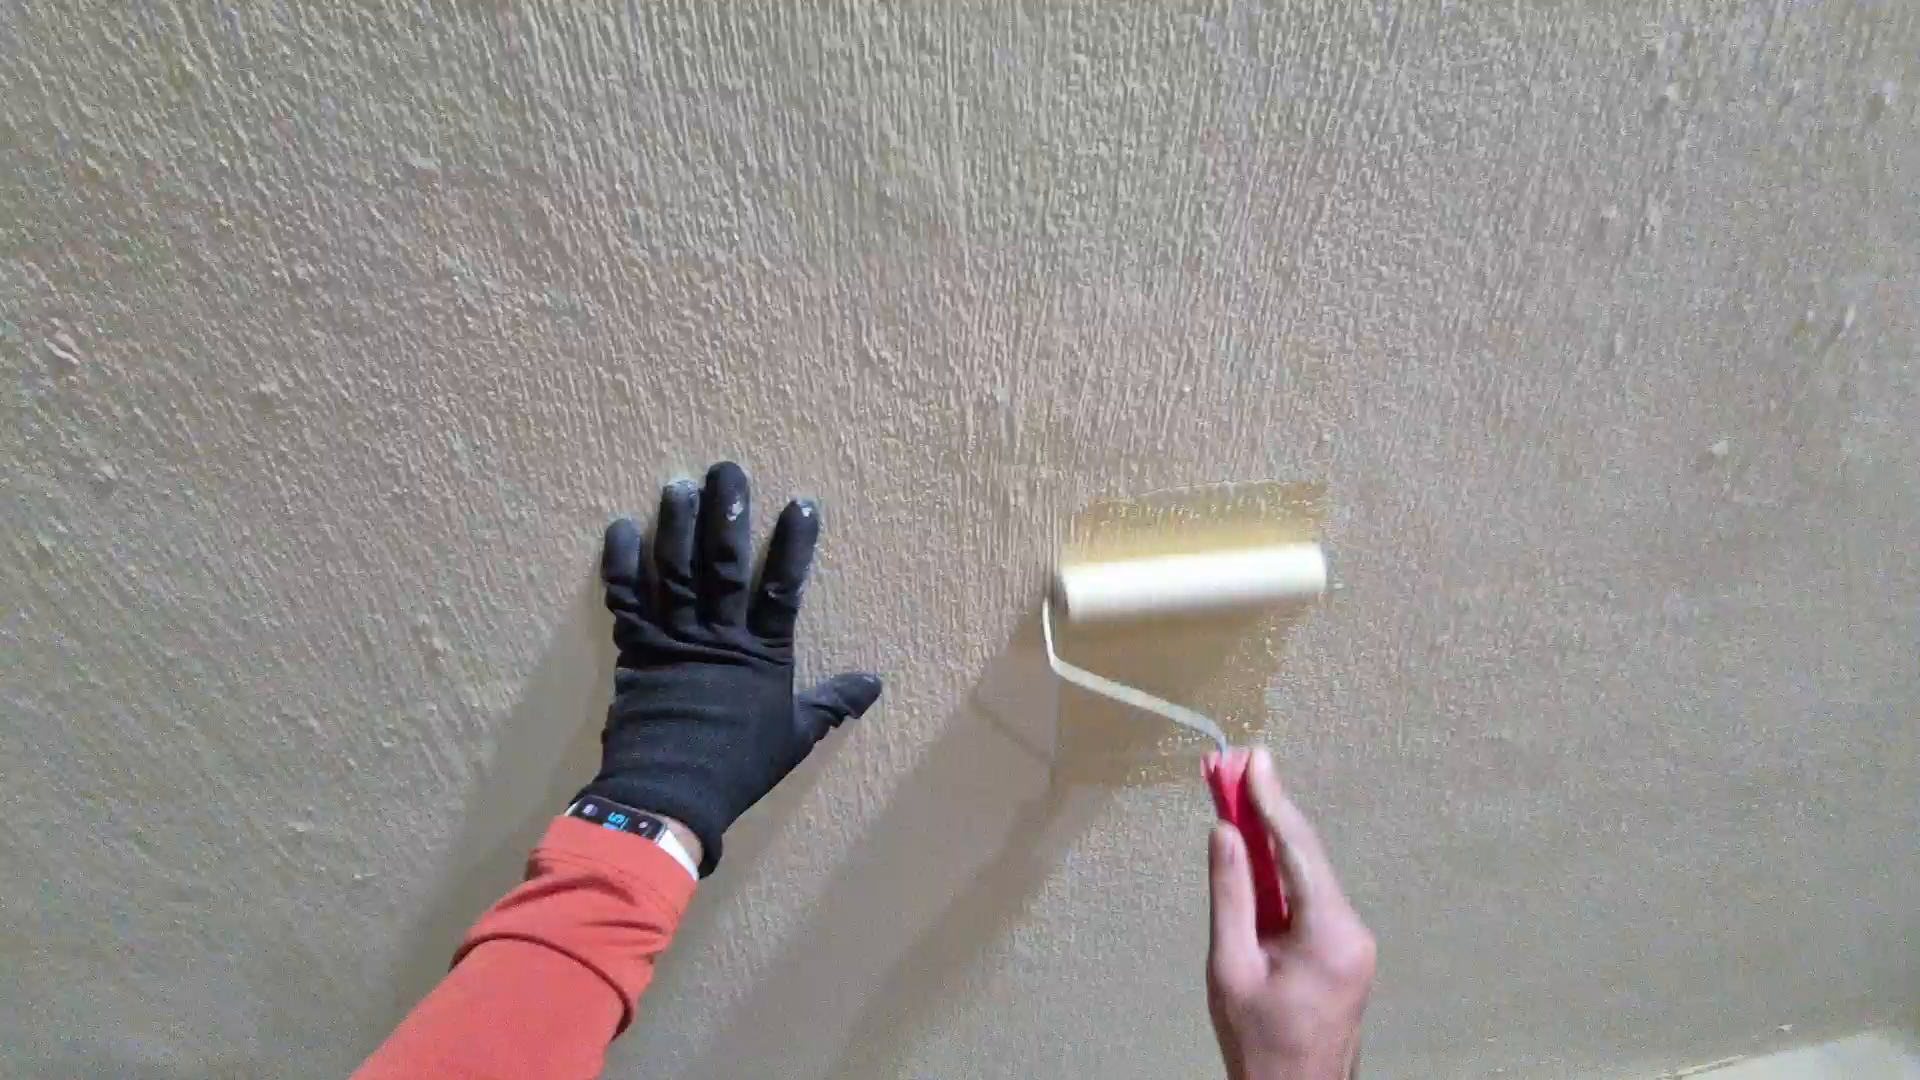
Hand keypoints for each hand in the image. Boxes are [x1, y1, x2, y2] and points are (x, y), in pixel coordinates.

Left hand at [582, 462, 882, 876]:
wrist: (669, 798)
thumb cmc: (740, 765)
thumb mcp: (797, 735)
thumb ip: (834, 702)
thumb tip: (877, 683)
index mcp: (762, 653)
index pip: (782, 588)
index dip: (794, 545)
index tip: (802, 504)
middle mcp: (719, 635)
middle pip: (725, 565)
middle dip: (728, 515)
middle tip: (727, 470)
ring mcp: (675, 639)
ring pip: (676, 572)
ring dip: (677, 526)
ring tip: (679, 484)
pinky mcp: (636, 650)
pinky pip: (627, 601)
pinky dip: (622, 565)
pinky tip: (621, 528)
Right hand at [1205, 747, 1374, 1079]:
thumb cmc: (1256, 1038)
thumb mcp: (1230, 965)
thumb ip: (1230, 893)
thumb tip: (1225, 830)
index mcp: (1330, 932)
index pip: (1297, 847)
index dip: (1271, 798)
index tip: (1251, 757)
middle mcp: (1351, 927)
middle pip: (1304, 850)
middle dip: (1267, 805)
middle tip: (1233, 765)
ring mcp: (1351, 938)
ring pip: (1305, 867)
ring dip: (1268, 830)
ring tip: (1233, 791)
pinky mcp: (1341, 946)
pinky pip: (1306, 889)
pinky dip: (1276, 860)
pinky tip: (1252, 839)